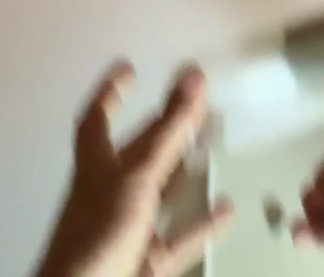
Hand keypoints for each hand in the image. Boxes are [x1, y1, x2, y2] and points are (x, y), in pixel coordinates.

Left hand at [35, 62, 234, 276]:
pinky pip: (176, 240)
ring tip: (215, 147)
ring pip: (159, 193)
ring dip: (185, 172)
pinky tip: (227, 210)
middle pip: (137, 154)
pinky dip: (201, 225)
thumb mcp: (138, 177)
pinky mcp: (144, 266)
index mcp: (96, 169)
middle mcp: (108, 196)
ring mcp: (125, 233)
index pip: (97, 122)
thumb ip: (170, 129)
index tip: (130, 68)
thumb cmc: (99, 237)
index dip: (110, 94)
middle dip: (164, 128)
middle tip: (198, 102)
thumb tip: (195, 72)